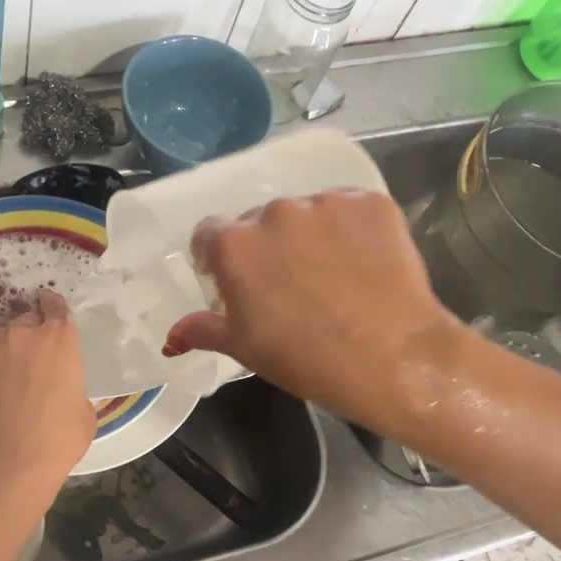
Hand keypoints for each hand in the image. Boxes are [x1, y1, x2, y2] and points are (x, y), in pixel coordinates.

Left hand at [0, 289, 94, 493]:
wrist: (8, 467)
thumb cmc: (58, 440)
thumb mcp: (85, 412)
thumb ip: (73, 386)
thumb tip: (65, 388)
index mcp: (58, 340)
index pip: (54, 306)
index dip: (53, 308)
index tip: (52, 314)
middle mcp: (21, 337)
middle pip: (26, 322)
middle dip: (32, 335)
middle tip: (37, 361)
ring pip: (0, 342)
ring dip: (8, 353)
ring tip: (13, 380)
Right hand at [164, 190, 465, 436]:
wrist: (389, 356)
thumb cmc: (303, 358)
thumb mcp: (244, 348)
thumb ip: (204, 330)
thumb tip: (171, 338)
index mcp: (234, 245)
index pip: (208, 235)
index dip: (216, 260)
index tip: (232, 284)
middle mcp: (275, 212)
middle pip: (259, 222)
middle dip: (266, 248)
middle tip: (287, 288)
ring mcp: (326, 203)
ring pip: (306, 215)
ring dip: (309, 238)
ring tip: (330, 279)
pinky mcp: (371, 203)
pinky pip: (349, 211)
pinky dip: (350, 232)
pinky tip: (362, 266)